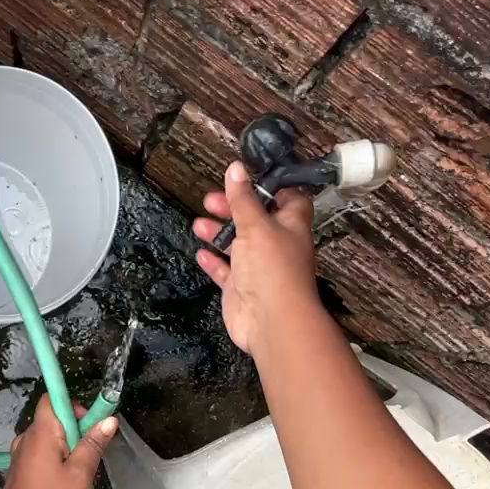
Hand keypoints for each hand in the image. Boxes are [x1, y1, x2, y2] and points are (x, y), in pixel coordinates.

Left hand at [0, 394, 117, 488]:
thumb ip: (93, 444)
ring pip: (45, 438)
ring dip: (63, 446)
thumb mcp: (80, 472)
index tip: (87, 424)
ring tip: (77, 470)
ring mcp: (19, 452)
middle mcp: (26, 436)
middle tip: (88, 453)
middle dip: (73, 430)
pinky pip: (38, 452)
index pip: (51, 399)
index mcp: (41, 431)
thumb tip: (109, 420)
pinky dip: (52, 458)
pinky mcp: (18, 467)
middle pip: (51, 419)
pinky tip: (61, 480)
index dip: (71, 405)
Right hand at [191, 160, 321, 356]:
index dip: (268, 188)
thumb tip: (236, 169)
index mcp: (290, 225)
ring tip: (199, 224)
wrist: (270, 319)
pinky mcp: (241, 288)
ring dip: (219, 233)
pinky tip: (202, 254)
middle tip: (211, 200)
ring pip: (237, 245)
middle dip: (233, 209)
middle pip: (254, 220)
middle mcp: (275, 245)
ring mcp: (257, 267)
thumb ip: (243, 198)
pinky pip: (226, 271)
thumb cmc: (273, 270)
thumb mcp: (256, 225)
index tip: (247, 180)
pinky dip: (214, 262)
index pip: (286, 198)